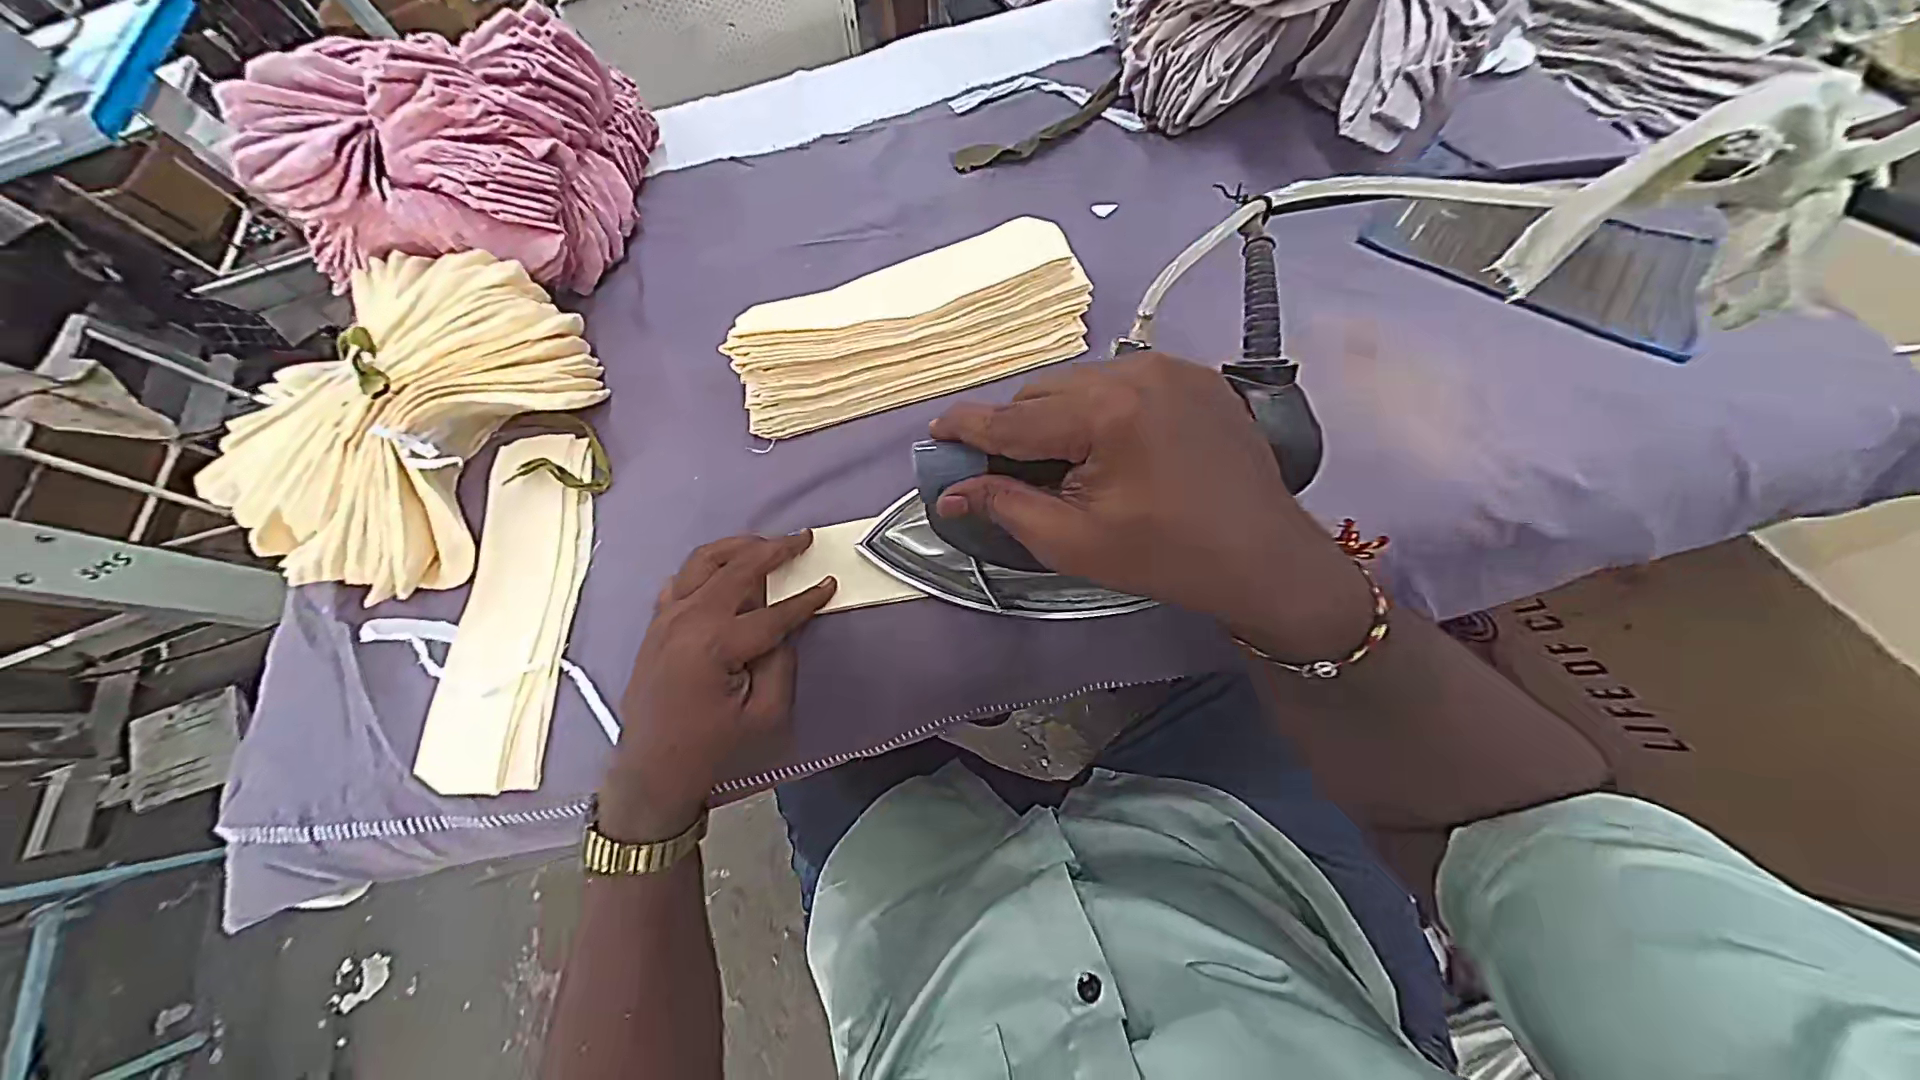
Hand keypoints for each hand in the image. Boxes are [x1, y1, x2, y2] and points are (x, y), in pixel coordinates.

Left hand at [600, 534, 835, 840]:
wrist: (652, 768)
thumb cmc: (712, 746)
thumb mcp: (764, 712)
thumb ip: (781, 661)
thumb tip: (786, 626)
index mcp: (716, 643)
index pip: (774, 611)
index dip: (807, 598)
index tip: (829, 584)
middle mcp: (688, 619)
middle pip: (738, 569)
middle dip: (776, 550)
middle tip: (803, 539)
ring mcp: (667, 617)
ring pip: (704, 561)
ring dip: (739, 546)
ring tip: (767, 543)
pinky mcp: (657, 623)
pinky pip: (681, 578)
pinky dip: (706, 566)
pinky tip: (724, 569)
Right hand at [930, 352, 1369, 660]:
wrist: (1262, 557)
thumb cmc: (1165, 557)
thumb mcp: (1073, 541)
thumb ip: (1005, 505)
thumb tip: (953, 494)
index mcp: (1108, 411)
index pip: (1015, 417)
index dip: (968, 427)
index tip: (937, 432)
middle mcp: (1139, 371)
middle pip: (1045, 393)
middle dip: (1018, 430)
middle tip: (1011, 472)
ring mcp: (1172, 368)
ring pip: (1081, 384)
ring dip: (1059, 418)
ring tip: (1067, 465)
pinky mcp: (1195, 376)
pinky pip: (1122, 382)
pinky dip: (1099, 409)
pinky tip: (1109, 448)